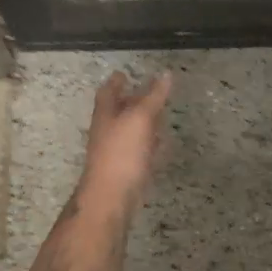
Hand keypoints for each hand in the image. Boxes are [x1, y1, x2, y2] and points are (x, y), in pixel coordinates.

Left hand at [78, 71, 172, 209]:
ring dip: (143, 122)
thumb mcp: (140, 118)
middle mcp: (108, 130)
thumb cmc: (121, 153)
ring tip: (160, 115)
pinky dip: (149, 144)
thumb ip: (153, 96)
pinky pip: (139, 151)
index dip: (116, 81)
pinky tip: (161, 145)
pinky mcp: (127, 169)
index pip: (108, 91)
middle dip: (132, 101)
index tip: (124, 73)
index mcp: (106, 114)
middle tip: (150, 92)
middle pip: (119, 111)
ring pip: (130, 131)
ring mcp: (117, 151)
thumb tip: (165, 73)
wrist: (111, 197)